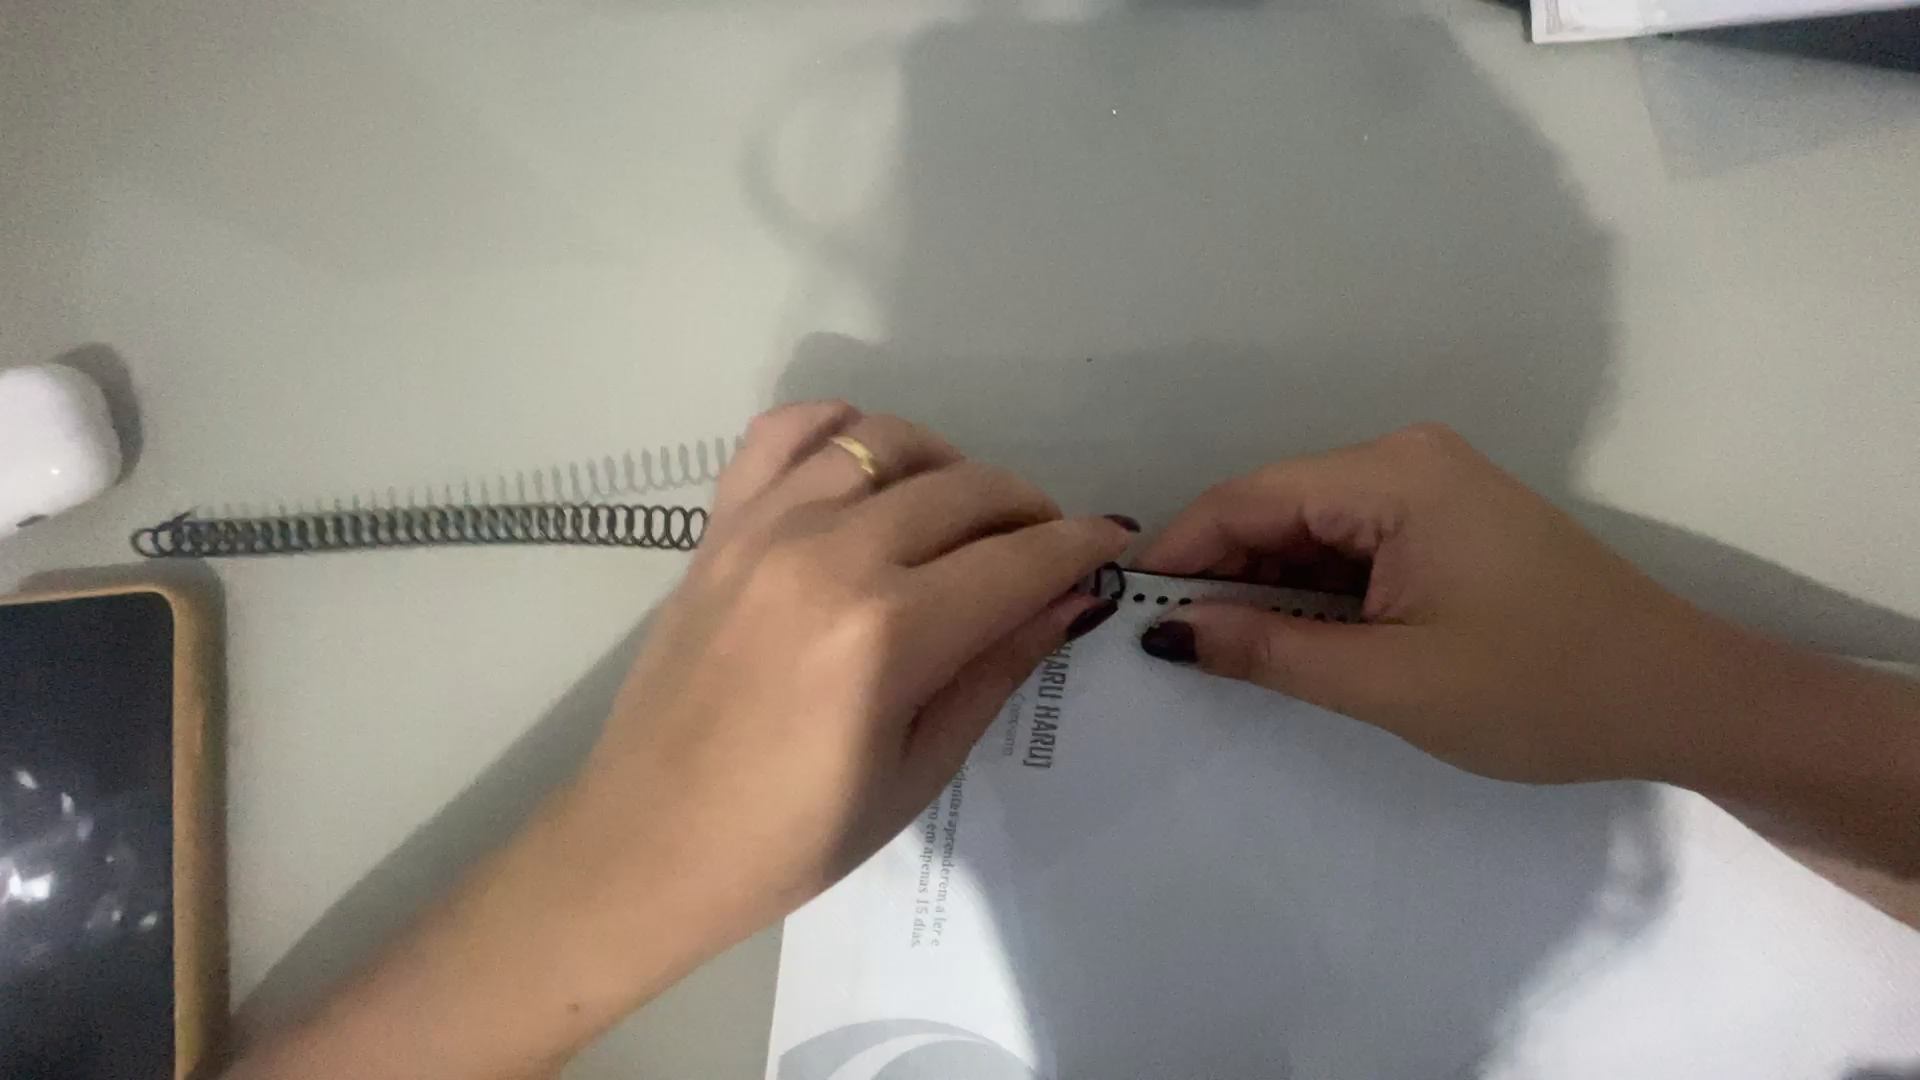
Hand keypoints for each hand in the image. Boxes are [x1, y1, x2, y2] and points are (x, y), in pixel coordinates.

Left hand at [230, 403, 1130, 1079]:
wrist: (646, 846)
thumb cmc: (795, 836)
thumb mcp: (920, 768)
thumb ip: (998, 665)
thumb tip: (1072, 595)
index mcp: (888, 635)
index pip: (1017, 560)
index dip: (1079, 546)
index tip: (1111, 542)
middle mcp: (830, 556)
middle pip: (965, 490)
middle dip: (1028, 509)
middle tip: (1045, 544)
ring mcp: (765, 528)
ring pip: (887, 441)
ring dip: (949, 463)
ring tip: (963, 510)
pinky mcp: (719, 525)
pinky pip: (786, 430)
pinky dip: (843, 429)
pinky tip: (869, 468)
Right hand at [1135, 423, 1728, 784]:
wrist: (1694, 705)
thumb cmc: (1544, 692)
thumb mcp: (1388, 682)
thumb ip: (1265, 650)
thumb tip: (1164, 633)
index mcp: (1393, 478)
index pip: (1247, 498)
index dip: (1181, 550)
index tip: (1131, 607)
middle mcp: (1401, 460)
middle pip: (1270, 507)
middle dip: (1219, 572)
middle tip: (1176, 640)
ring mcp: (1421, 485)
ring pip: (1299, 527)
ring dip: (1259, 584)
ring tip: (1230, 645)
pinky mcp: (1432, 518)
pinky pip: (1337, 542)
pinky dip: (1302, 587)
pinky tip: (1290, 631)